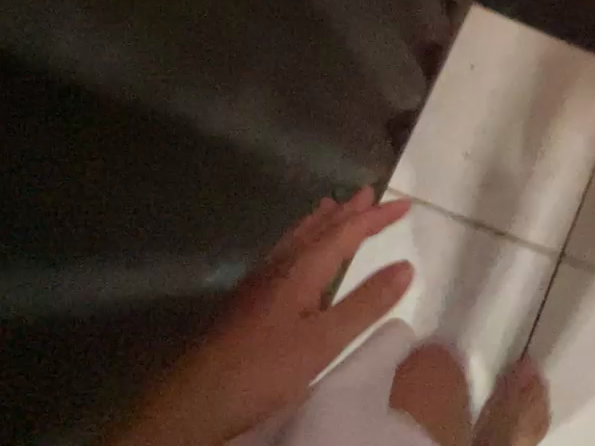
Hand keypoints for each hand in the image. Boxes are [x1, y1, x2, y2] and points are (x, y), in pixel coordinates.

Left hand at [110, 190, 415, 445]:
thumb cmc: (260, 369)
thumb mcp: (323, 342)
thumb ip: (366, 303)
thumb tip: (407, 265)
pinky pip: (284, 254)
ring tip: (331, 207)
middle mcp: (281, 267)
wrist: (187, 404)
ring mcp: (258, 284)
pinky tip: (295, 258)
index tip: (406, 203)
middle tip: (369, 191)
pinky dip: (301, 241)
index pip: (347, 232)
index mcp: (303, 269)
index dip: (377, 216)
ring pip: (297, 240)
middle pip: (319, 229)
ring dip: (321, 222)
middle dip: (348, 211)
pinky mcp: (245, 303)